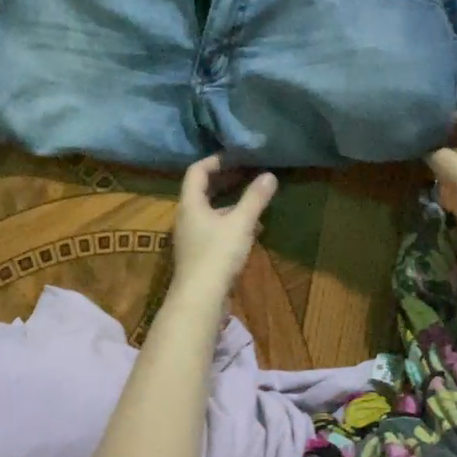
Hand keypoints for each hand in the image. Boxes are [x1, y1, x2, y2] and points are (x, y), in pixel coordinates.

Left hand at [172, 156, 277, 293]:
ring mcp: (192, 237)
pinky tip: (252, 230)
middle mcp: (187, 217)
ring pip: (211, 212)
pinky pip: (216, 230)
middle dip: (226, 181)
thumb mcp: (240, 223)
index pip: (197, 171)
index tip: (238, 157)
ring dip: (231, 204)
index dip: (216, 160)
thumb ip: (255, 199)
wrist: (200, 299)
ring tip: (255, 200)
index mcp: (190, 204)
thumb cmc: (217, 255)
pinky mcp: (200, 255)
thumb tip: (269, 175)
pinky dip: (232, 223)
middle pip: (203, 191)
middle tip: (250, 173)